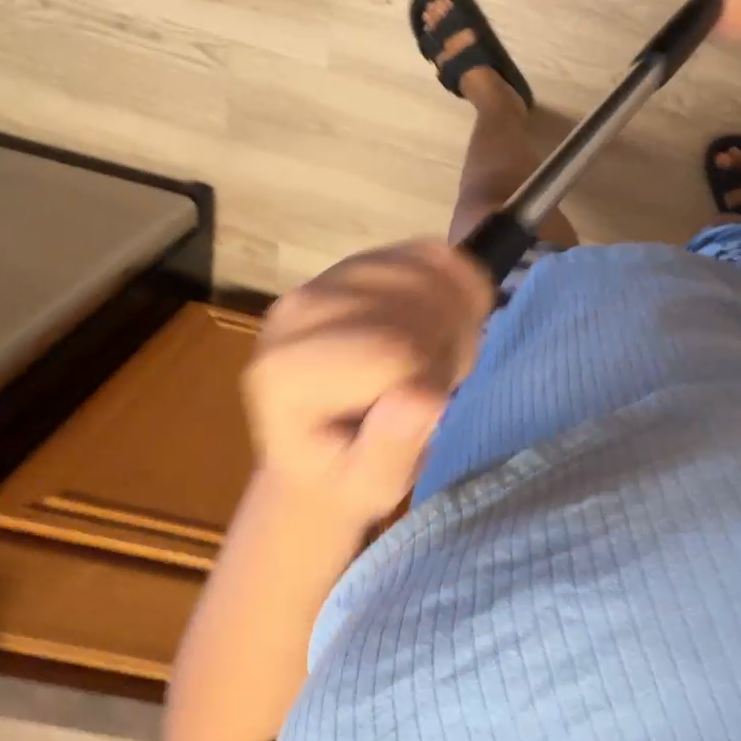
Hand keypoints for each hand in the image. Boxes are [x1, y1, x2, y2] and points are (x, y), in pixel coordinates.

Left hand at [241, 239, 491, 525]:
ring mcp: (323, 278)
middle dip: (446, 345)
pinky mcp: (353, 262)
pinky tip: (442, 326)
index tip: (435, 406)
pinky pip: (428, 254)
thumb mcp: (369, 486)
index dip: (432, 377)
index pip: (391, 350)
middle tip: (442, 385)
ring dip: (453, 317)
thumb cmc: (344, 476)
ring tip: (439, 360)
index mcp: (286, 371)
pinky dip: (454, 287)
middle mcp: (294, 312)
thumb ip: (390, 446)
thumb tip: (423, 395)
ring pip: (425, 275)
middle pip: (410, 305)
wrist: (320, 449)